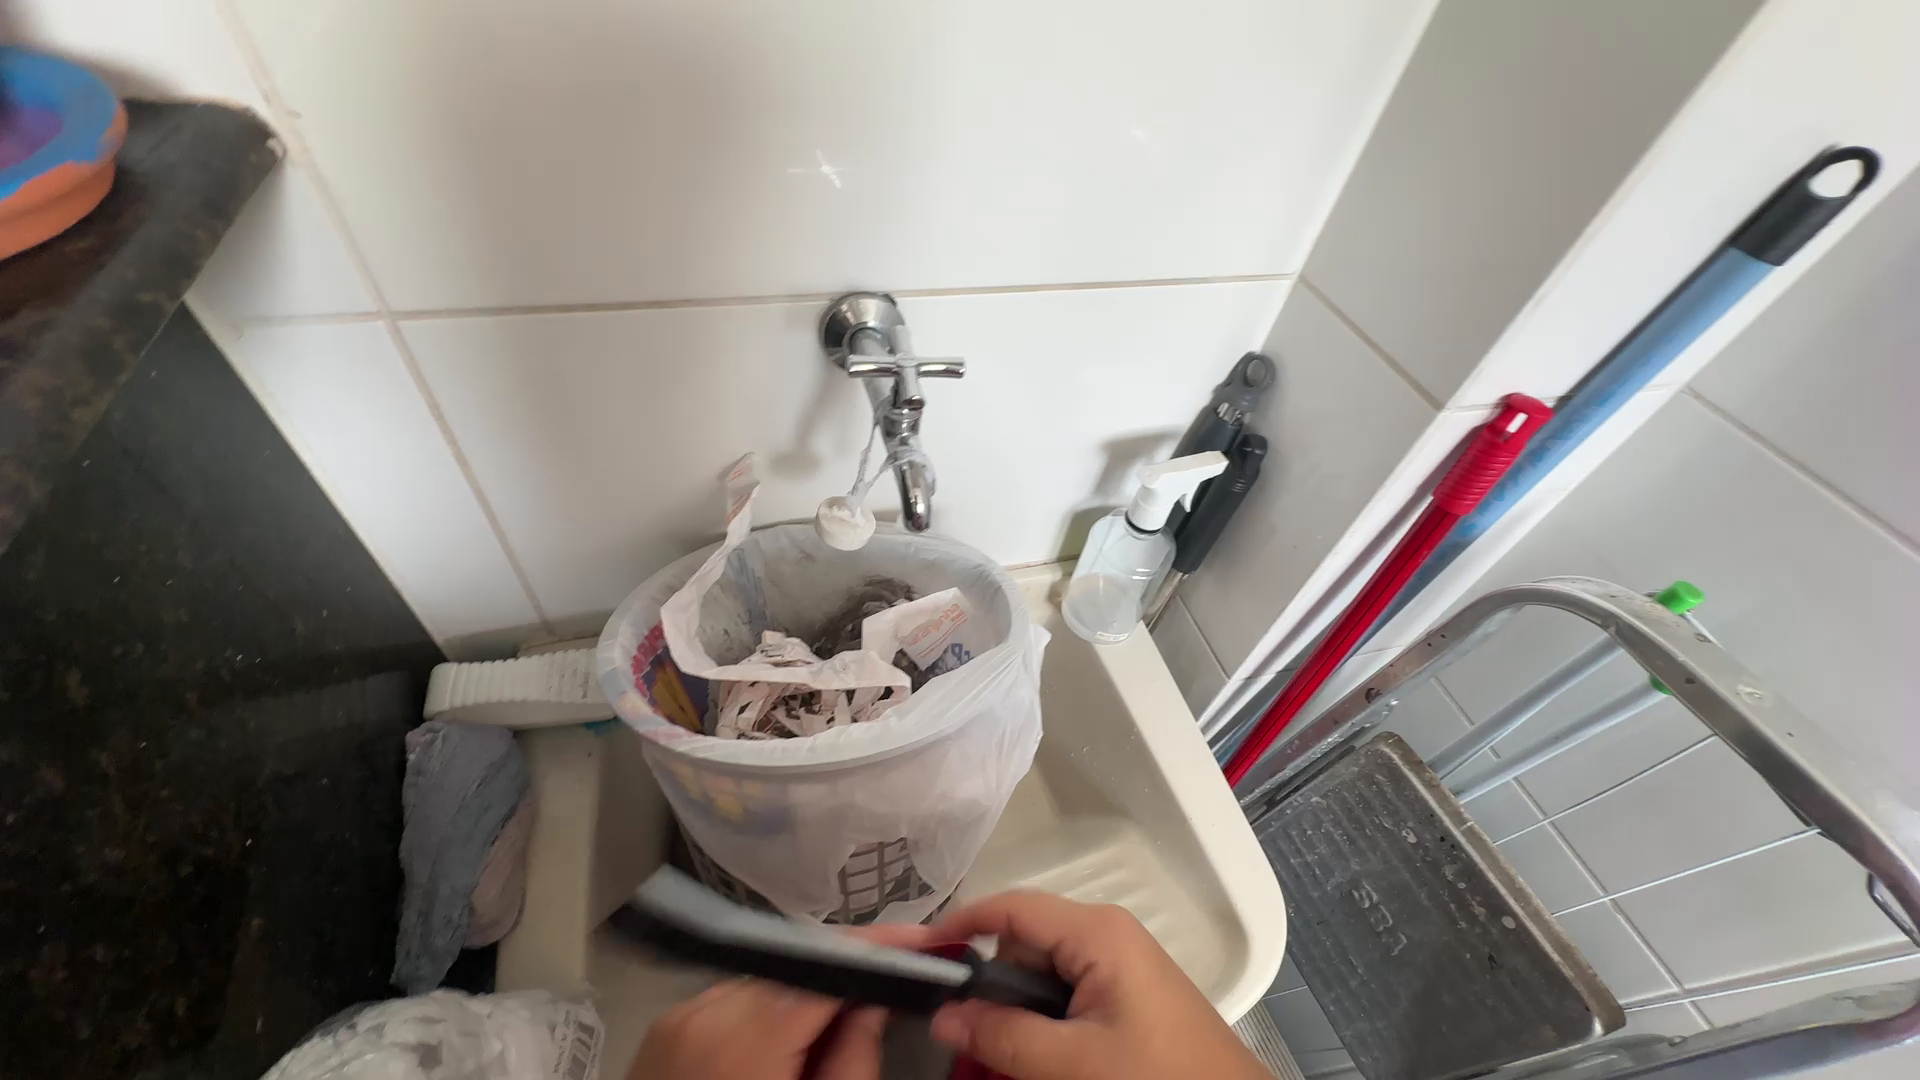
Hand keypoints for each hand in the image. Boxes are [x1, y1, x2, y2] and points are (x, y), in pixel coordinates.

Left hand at [625, 923, 936, 1079]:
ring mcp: (680, 1015)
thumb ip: (854, 1058)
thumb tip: (875, 1001)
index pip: (826, 966)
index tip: (922, 941)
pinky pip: (735, 996)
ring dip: (809, 986)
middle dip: (848, 966)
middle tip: (896, 976)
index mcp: (746, 1043)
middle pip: (797, 964)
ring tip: (847, 1009)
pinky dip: (771, 1005)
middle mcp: (708, 1011)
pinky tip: (793, 1032)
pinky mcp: (665, 1027)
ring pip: (768, 976)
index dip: (879, 946)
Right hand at [927, 892, 1267, 1079]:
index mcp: (1095, 931)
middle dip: (991, 988)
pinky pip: (1065, 994)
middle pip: (1023, 942)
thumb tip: (943, 1015)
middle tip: (966, 1040)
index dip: (961, 924)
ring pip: (1041, 973)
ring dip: (1016, 1014)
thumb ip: (1005, 1037)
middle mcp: (1104, 932)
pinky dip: (1043, 1025)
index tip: (919, 957)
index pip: (1011, 906)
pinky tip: (1036, 1061)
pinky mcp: (1125, 991)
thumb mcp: (1075, 1065)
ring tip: (1001, 1061)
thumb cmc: (1160, 1079)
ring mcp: (1117, 961)